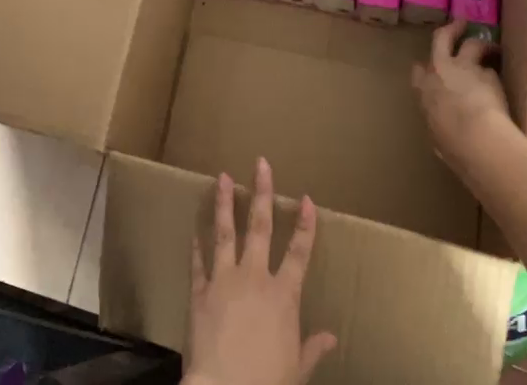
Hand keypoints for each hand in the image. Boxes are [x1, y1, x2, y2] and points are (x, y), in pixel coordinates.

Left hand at [184, 158, 336, 384]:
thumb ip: (312, 348)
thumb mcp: (297, 367)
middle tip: (260, 164)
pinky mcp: (199, 292)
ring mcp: (224, 281)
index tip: (306, 198)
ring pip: (225, 233)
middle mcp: (255, 278)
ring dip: (224, 203)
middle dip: (261, 193)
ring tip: (222, 177)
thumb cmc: (267, 381)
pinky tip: (195, 228)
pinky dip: (197, 245)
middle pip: (260, 228)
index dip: (305, 225)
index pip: (299, 253)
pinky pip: (198, 263)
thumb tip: (331, 337)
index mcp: (284, 296)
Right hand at [411, 20, 513, 164]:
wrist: (476, 136)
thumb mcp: (438, 137)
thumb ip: (440, 125)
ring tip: (492, 47)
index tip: (430, 67)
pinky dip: (497, 71)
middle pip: (441, 39)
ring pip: (472, 44)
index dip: (425, 68)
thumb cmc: (452, 143)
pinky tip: (505, 78)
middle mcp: (441, 71)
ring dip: (482, 44)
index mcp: (424, 90)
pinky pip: (492, 68)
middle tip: (460, 25)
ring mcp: (465, 68)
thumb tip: (444, 133)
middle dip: (451, 30)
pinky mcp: (489, 74)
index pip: (418, 70)